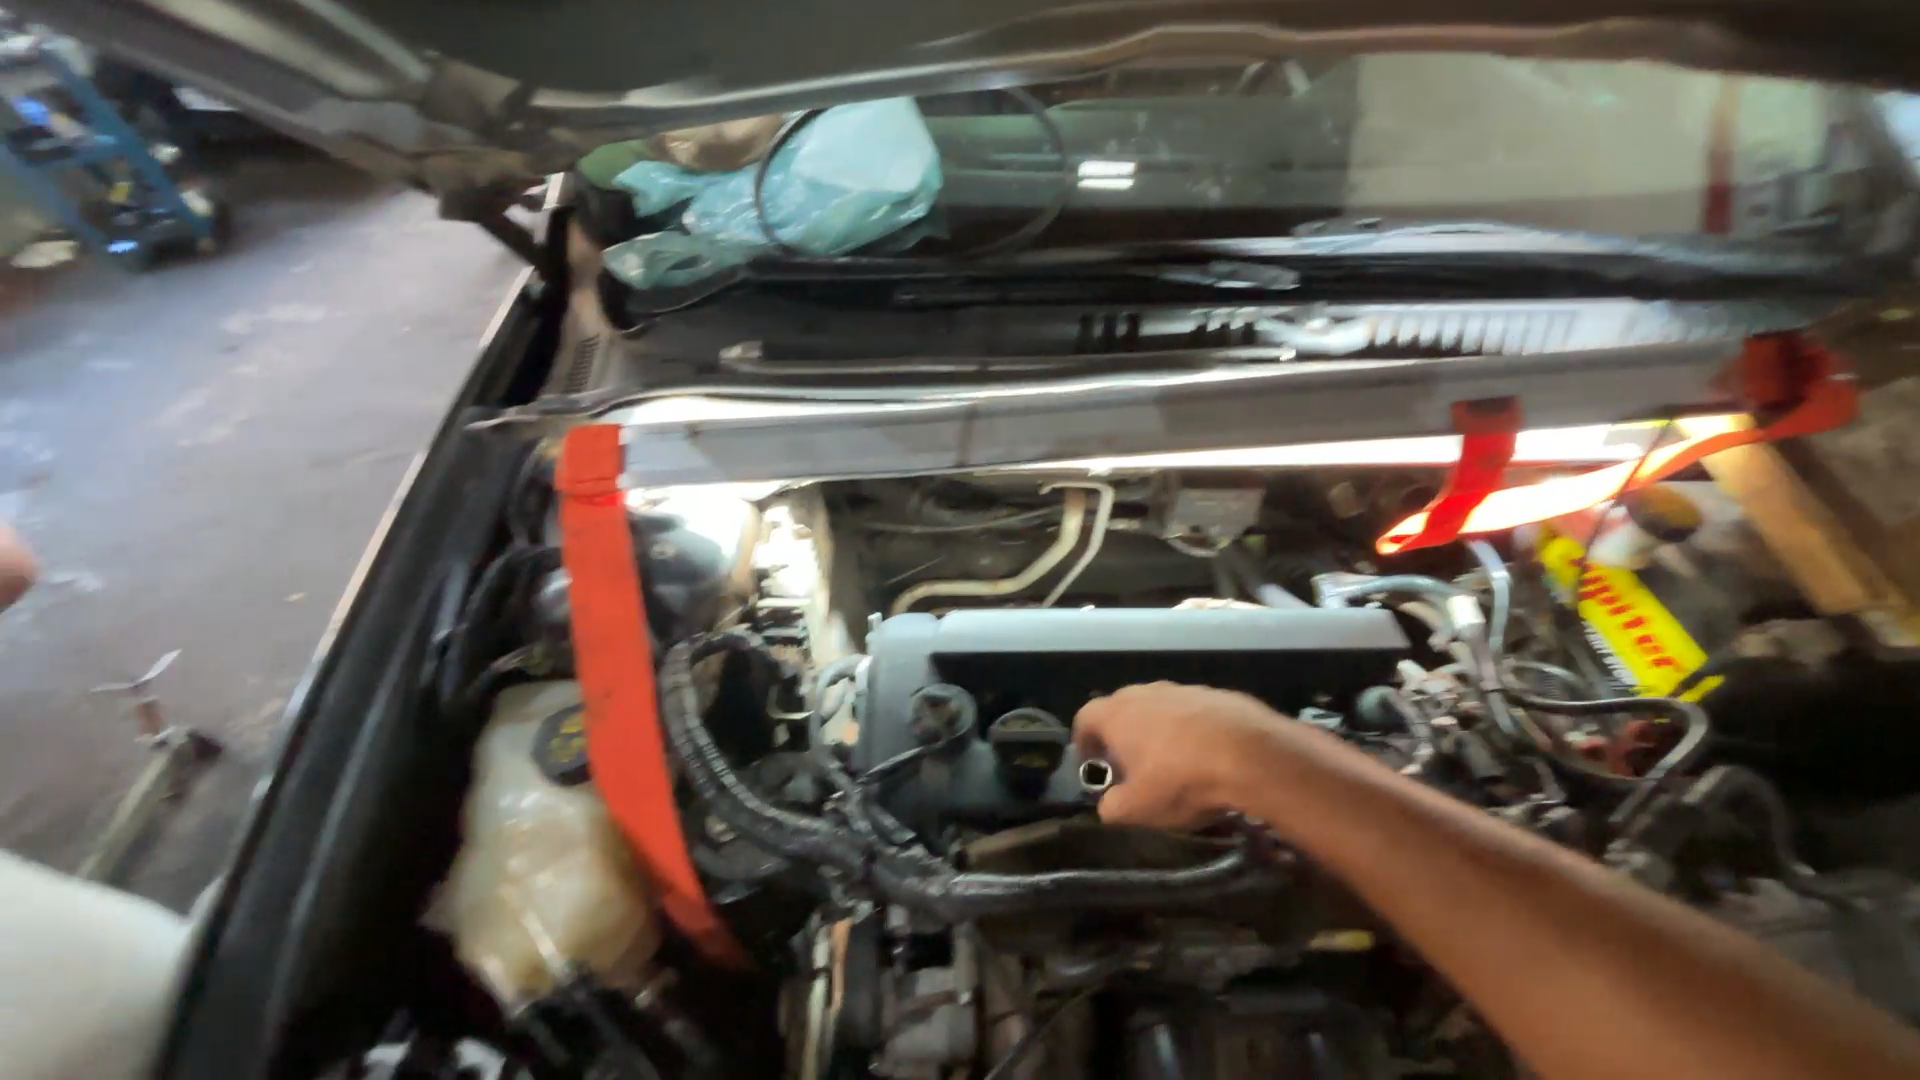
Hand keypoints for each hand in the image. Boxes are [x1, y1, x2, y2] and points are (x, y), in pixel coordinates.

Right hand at [1072, 681, 1292, 828]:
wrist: (1253, 755)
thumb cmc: (1182, 780)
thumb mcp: (1138, 809)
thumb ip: (1112, 807)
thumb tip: (1108, 805)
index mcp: (1117, 714)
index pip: (1085, 718)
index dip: (1084, 742)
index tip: (1094, 765)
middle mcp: (1145, 693)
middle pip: (1122, 709)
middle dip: (1122, 736)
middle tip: (1132, 767)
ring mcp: (1184, 689)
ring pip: (1160, 709)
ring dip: (1159, 732)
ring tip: (1173, 764)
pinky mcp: (1218, 694)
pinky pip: (1194, 713)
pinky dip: (1193, 732)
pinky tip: (1209, 758)